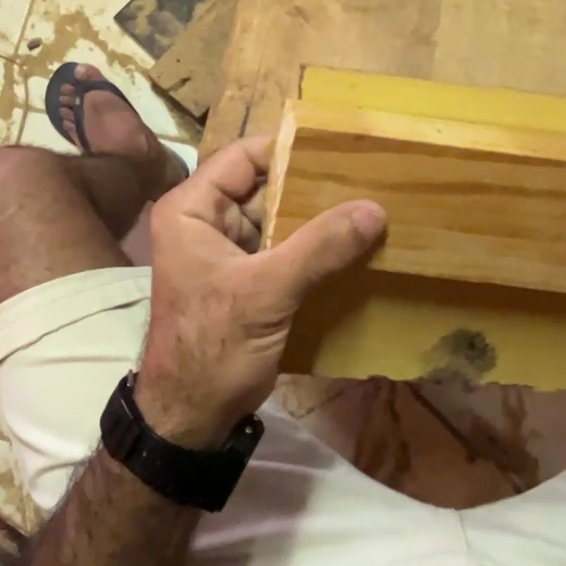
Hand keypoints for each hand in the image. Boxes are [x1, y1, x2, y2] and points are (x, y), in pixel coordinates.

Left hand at [132, 136, 384, 447]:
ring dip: (315, 218)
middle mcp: (205, 220)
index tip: (338, 147)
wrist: (191, 417)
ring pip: (276, 218)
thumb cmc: (213, 346)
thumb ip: (318, 247)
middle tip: (365, 176)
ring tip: (369, 204)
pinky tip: (353, 244)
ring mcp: (225, 250)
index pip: (241, 158)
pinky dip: (312, 247)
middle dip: (310, 185)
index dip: (286, 150)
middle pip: (263, 186)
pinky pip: (282, 249)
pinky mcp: (245, 279)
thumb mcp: (266, 292)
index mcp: (191, 209)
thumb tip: (374, 208)